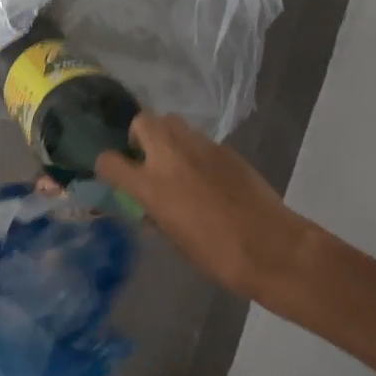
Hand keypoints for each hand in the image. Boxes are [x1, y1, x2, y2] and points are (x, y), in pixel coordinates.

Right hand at [94, 113, 307, 299]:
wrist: (269, 245)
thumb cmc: (216, 254)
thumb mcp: (174, 238)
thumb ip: (156, 212)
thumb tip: (150, 206)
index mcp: (151, 185)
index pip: (110, 161)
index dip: (106, 166)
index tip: (112, 173)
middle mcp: (171, 156)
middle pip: (143, 121)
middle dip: (139, 134)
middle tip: (146, 156)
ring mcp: (200, 147)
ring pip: (172, 122)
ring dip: (167, 136)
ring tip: (176, 161)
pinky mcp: (225, 147)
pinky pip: (198, 139)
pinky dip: (193, 149)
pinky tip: (206, 173)